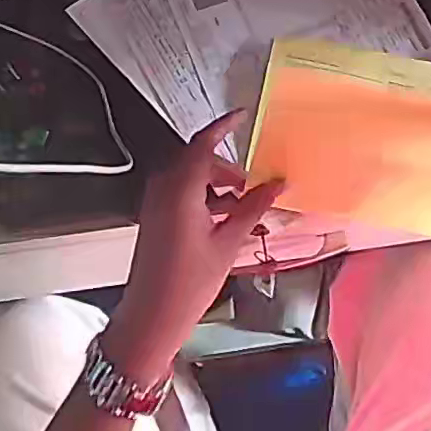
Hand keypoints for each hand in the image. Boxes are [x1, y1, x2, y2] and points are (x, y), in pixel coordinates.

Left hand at [104, 111, 284, 380]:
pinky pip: (181, 193)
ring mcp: (156, 203)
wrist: (152, 314)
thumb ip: (253, 207)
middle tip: (253, 184)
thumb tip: (277, 183)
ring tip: (244, 206)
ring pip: (190, 178)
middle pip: (197, 160)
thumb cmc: (189, 282)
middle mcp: (163, 189)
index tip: (241, 116)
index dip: (223, 126)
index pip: (203, 144)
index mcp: (180, 188)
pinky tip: (225, 219)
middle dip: (226, 169)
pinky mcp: (155, 217)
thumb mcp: (228, 242)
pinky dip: (204, 197)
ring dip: (216, 185)